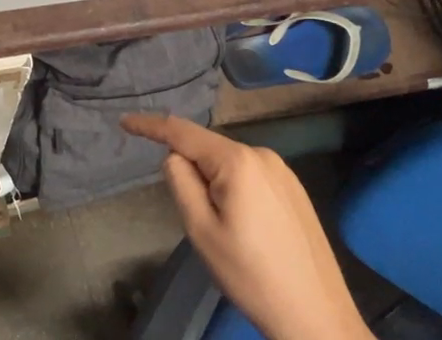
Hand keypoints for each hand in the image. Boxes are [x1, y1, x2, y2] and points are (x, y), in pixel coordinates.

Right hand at [122, 114, 373, 339]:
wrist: (317, 318)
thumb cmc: (251, 275)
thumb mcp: (201, 231)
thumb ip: (180, 182)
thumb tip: (175, 157)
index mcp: (237, 161)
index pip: (182, 132)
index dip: (150, 126)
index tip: (123, 122)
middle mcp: (262, 155)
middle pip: (207, 150)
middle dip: (191, 171)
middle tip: (196, 220)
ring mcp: (283, 172)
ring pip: (229, 165)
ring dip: (213, 184)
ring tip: (225, 232)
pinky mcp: (295, 191)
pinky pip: (250, 177)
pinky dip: (234, 190)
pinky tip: (246, 229)